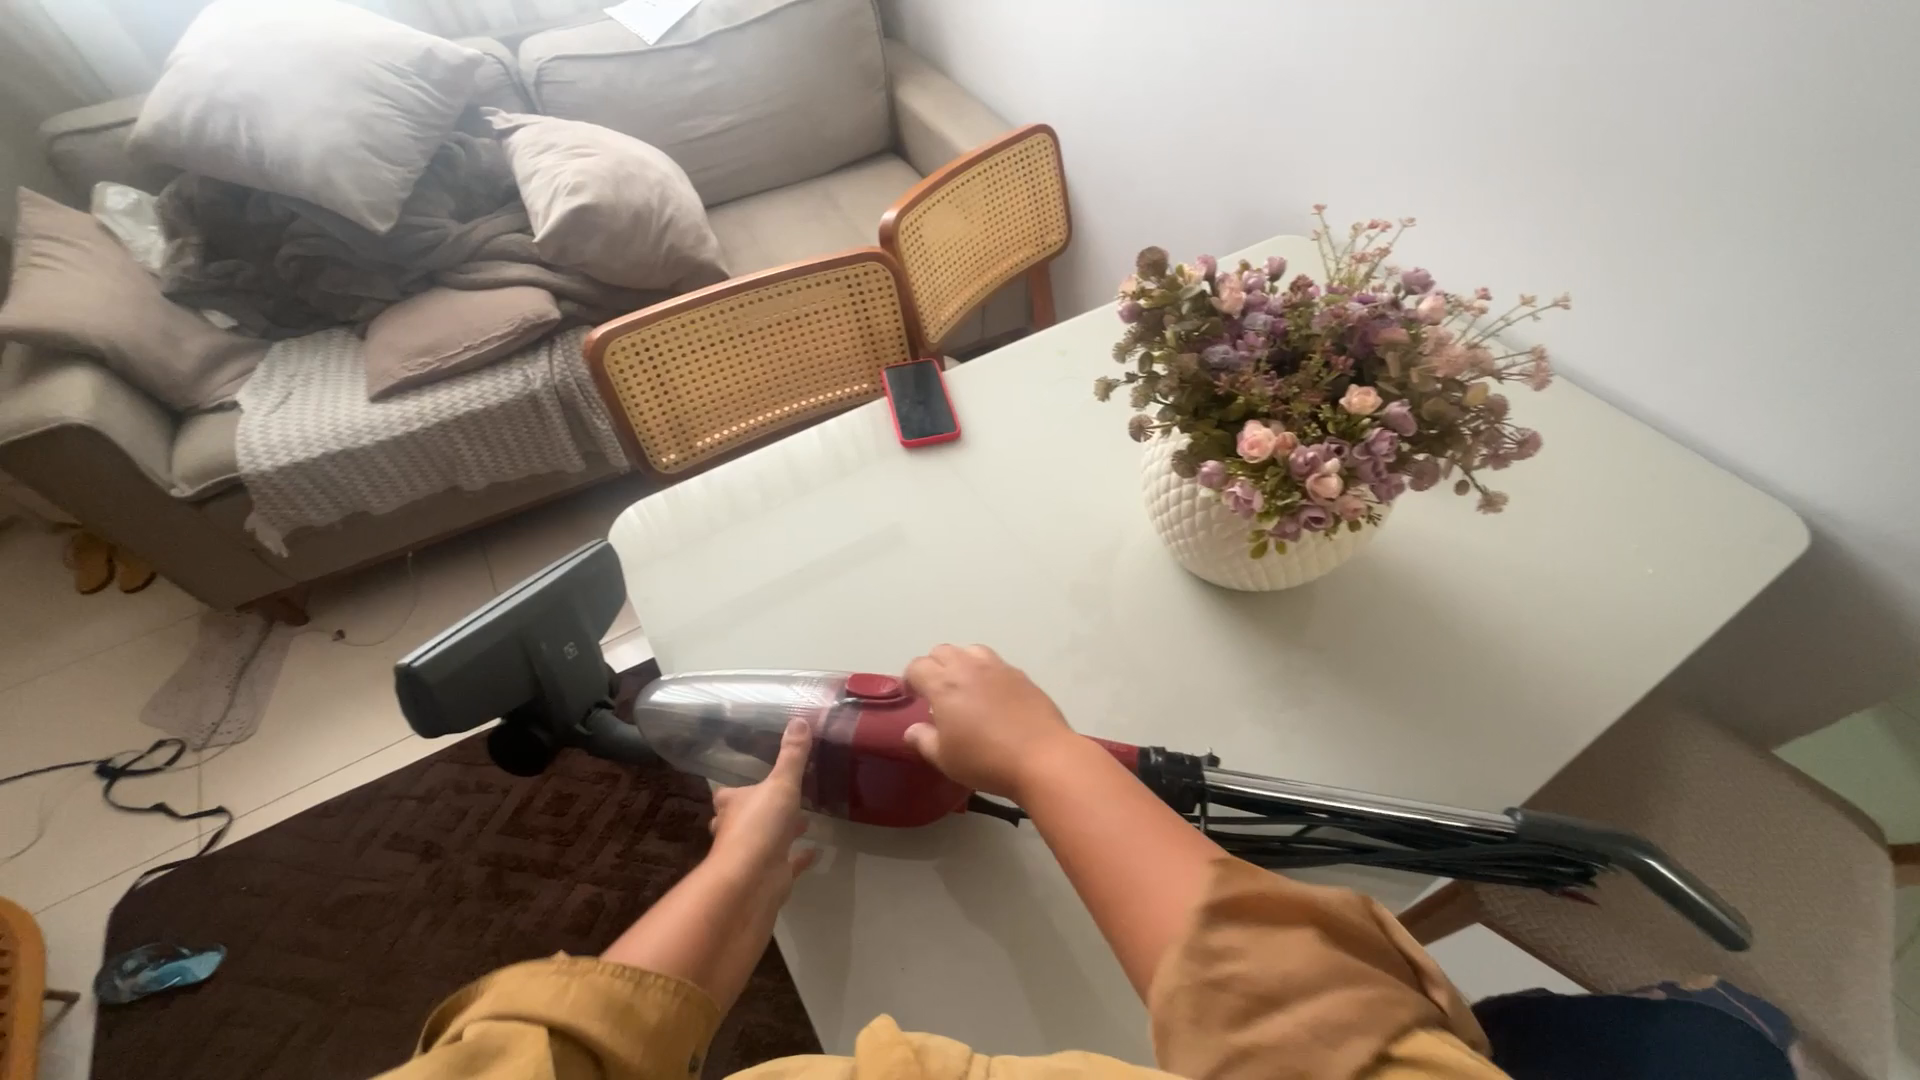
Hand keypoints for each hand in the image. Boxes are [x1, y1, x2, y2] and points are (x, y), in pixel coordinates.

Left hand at [708, 718, 816, 893]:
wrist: (753, 881)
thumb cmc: (759, 826)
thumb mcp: (780, 783)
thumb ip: (792, 755)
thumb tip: (799, 720)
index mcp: (733, 804)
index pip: (726, 793)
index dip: (734, 787)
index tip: (746, 778)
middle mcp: (737, 828)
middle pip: (743, 816)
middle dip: (757, 810)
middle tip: (777, 799)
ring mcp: (753, 854)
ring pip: (765, 839)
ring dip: (780, 830)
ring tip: (802, 820)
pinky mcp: (771, 874)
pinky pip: (788, 862)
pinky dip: (800, 857)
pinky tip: (815, 850)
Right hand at [903, 644, 1079, 802]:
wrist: (1043, 757)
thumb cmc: (986, 760)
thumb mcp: (946, 758)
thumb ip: (924, 740)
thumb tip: (912, 729)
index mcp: (944, 684)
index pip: (917, 666)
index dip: (910, 679)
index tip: (912, 697)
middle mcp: (969, 667)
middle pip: (942, 651)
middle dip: (933, 666)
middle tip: (935, 692)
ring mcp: (998, 668)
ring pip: (971, 650)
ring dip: (961, 662)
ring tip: (964, 687)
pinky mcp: (1022, 675)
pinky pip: (996, 663)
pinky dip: (986, 672)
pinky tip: (993, 695)